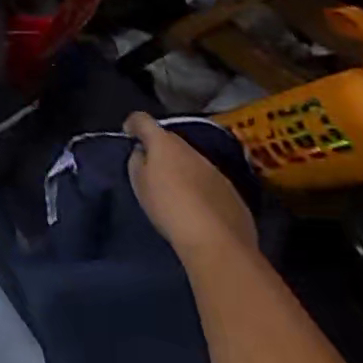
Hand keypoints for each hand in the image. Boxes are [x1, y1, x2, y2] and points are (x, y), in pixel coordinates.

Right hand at [125, 112, 255, 259]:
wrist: (218, 243)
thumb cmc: (169, 208)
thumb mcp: (139, 184)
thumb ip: (137, 162)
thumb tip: (143, 153)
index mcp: (165, 143)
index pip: (143, 120)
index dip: (133, 124)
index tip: (128, 135)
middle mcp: (192, 151)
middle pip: (171, 141)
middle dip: (160, 150)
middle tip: (151, 170)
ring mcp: (217, 171)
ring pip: (193, 162)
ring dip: (182, 170)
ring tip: (176, 193)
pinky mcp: (233, 194)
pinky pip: (210, 183)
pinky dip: (200, 189)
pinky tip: (198, 209)